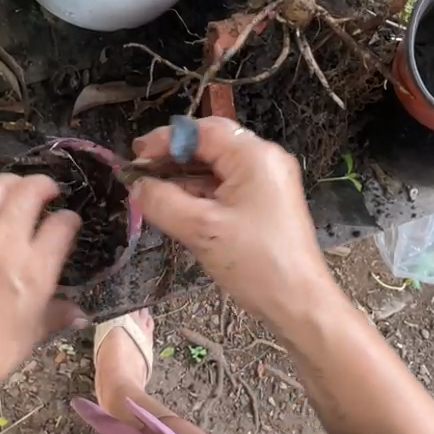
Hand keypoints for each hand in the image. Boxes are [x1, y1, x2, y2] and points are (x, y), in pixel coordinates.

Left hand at [0, 175, 85, 408]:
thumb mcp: (33, 334)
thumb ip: (57, 314)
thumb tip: (79, 312)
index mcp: (34, 271)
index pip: (61, 226)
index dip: (70, 220)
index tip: (69, 222)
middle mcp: (4, 245)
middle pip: (28, 193)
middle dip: (44, 185)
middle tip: (47, 191)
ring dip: (8, 182)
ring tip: (14, 189)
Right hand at [131, 118, 339, 328]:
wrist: (298, 302)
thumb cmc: (254, 262)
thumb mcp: (200, 230)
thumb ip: (162, 201)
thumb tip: (136, 187)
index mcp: (254, 157)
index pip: (202, 131)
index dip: (165, 139)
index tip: (135, 157)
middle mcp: (264, 160)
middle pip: (210, 144)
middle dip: (173, 157)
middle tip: (140, 172)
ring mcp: (268, 181)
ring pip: (216, 167)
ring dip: (184, 176)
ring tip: (152, 191)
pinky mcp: (266, 202)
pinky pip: (226, 186)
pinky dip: (200, 192)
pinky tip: (176, 205)